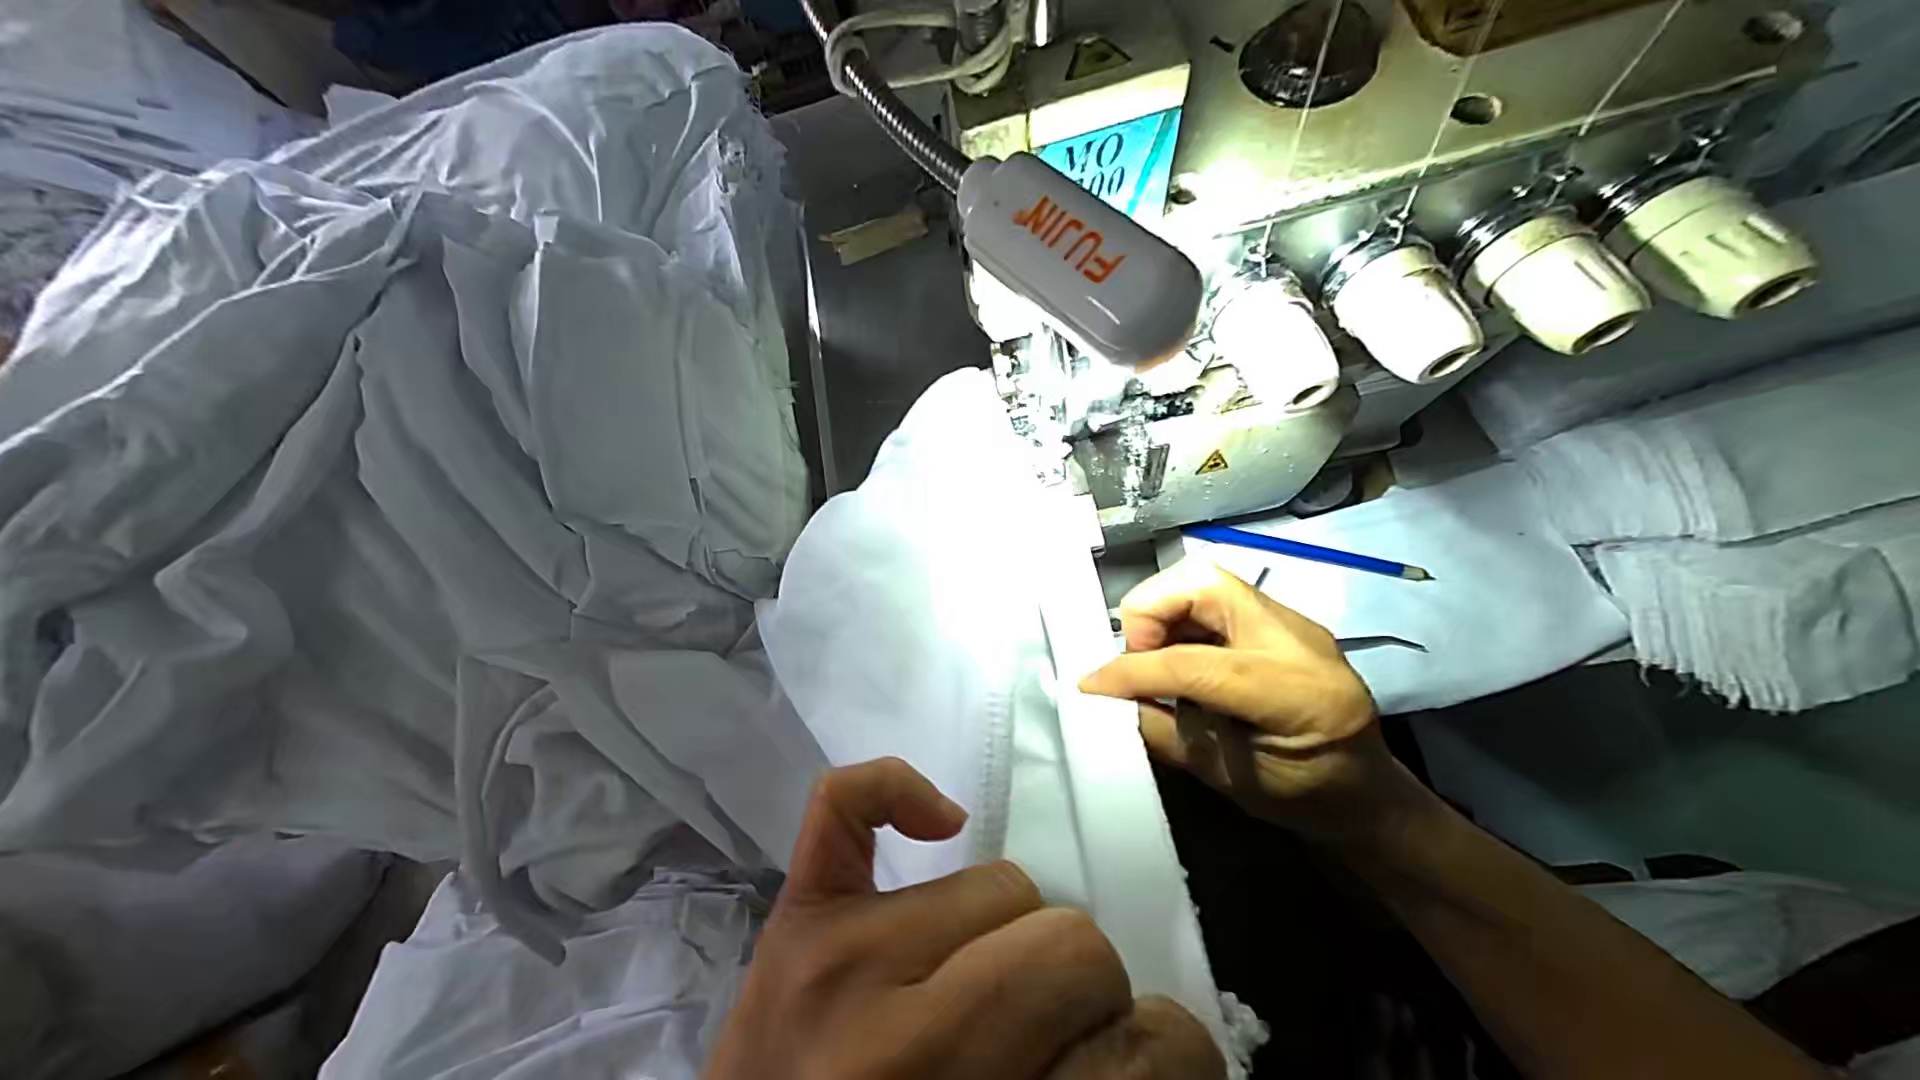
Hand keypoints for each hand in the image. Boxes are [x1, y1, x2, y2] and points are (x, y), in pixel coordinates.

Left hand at [702, 758, 1223, 1079]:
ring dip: (1015, 927)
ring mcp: (838, 961)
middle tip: (1040, 1030)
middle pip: (1072, 944)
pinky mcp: (796, 918)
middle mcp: (903, 1047)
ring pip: (1005, 883)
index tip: (1117, 1067)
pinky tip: (937, 824)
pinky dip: (897, 792)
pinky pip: (848, 806)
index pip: (1147, 1047)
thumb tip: (1164, 1034)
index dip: (1159, 1052)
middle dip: (1078, 986)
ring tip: (981, 977)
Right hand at [1080, 560, 1422, 843]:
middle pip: (1203, 583)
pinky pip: (1214, 596)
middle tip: (1138, 660)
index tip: (1091, 685)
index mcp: (1298, 695)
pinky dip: (1179, 617)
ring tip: (1155, 659)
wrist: (1369, 792)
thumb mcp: (1229, 781)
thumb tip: (1112, 700)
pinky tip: (1179, 655)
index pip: (1195, 664)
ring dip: (1162, 611)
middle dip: (1149, 612)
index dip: (1132, 670)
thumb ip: (1165, 733)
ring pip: (1204, 579)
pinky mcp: (1279, 619)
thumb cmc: (1307, 800)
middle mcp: (1299, 640)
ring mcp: (1292, 622)